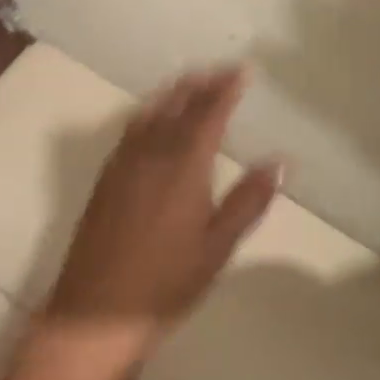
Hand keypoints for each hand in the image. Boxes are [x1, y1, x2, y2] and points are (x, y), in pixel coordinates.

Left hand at [44, 66, 282, 350]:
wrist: (97, 311)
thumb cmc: (167, 282)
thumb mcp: (218, 246)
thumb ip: (249, 200)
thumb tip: (282, 160)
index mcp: (184, 164)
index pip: (209, 113)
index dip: (226, 88)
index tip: (242, 69)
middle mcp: (152, 152)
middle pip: (178, 105)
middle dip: (200, 83)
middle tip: (219, 68)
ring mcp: (124, 162)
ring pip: (151, 111)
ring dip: (173, 91)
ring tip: (190, 80)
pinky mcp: (106, 176)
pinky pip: (131, 127)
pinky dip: (149, 110)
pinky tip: (152, 117)